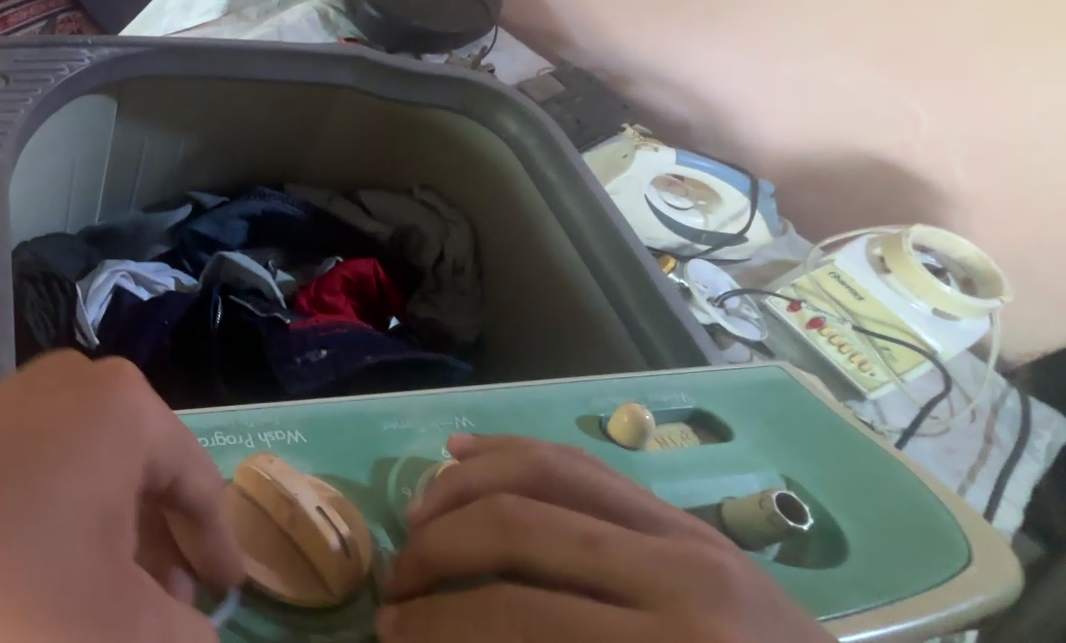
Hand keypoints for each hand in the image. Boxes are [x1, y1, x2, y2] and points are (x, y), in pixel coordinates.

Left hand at [0, 351, 243, 641]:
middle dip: (157, 552)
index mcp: (120, 406)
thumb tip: (196, 632)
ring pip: (82, 480)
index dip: (220, 549)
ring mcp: (4, 404)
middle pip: (138, 476)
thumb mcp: (115, 632)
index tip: (228, 600)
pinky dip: (51, 536)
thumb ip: (180, 637)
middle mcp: (67, 386)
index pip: (197, 482)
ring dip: (104, 547)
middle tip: (165, 616)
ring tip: (98, 611)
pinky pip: (30, 481)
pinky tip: (34, 592)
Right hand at [378, 434, 831, 641]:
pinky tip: (460, 453)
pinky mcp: (689, 522)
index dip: (437, 627)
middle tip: (393, 586)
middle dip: (433, 555)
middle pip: (515, 529)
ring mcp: (689, 536)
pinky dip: (508, 453)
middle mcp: (680, 580)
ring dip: (459, 489)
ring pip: (540, 469)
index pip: (514, 618)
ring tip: (415, 521)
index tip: (387, 637)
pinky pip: (580, 463)